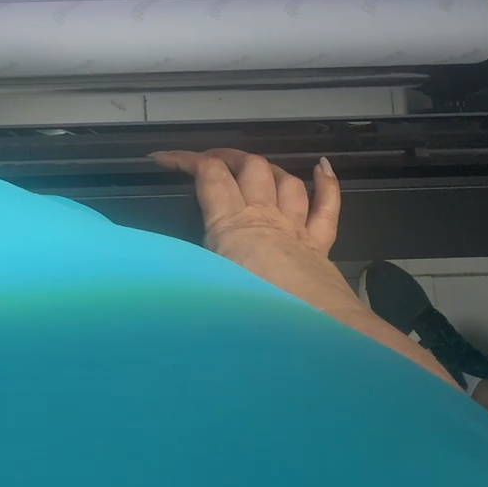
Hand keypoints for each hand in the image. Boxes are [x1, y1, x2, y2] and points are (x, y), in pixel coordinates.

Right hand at [150, 149, 354, 313]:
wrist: (315, 329)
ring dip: (266, 168)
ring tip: (250, 168)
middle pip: (249, 166)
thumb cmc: (253, 304)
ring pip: (285, 181)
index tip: (159, 158)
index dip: (182, 158)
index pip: (208, 174)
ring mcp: (295, 226)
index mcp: (231, 221)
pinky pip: (328, 206)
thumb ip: (186, 257)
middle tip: (206, 162)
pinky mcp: (321, 243)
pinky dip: (327, 183)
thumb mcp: (206, 276)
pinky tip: (323, 167)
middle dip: (225, 157)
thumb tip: (162, 254)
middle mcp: (264, 214)